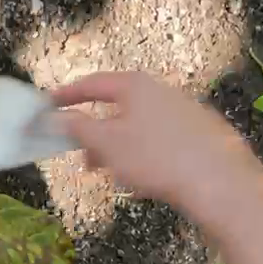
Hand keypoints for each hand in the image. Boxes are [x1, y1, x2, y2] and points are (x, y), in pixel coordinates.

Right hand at [53, 72, 262, 211]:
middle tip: (79, 154)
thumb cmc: (154, 157)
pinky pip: (155, 138)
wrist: (215, 180)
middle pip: (115, 106)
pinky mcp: (197, 132)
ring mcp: (181, 110)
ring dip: (114, 146)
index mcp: (134, 87)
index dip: (67, 95)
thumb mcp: (106, 143)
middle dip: (93, 130)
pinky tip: (141, 176)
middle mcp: (160, 90)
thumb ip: (77, 127)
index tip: (47, 105)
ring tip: (110, 172)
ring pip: (135, 125)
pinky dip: (138, 152)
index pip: (92, 84)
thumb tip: (56, 116)